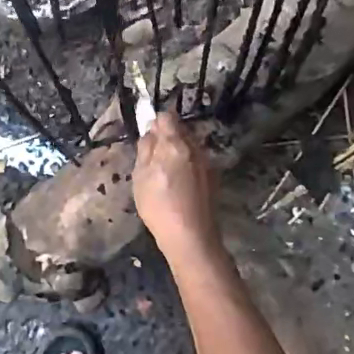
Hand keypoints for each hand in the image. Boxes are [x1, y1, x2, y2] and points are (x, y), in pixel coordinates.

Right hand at [134, 112, 221, 264]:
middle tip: (155, 158)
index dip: (156, 124)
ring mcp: (207, 161)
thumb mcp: (140, 177)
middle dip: (168, 137)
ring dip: (179, 151)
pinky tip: (181, 184)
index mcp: (174, 143)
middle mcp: (194, 146)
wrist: (192, 236)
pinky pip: (197, 160)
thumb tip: (150, 132)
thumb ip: (145, 150)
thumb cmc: (159, 206)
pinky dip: (188, 164)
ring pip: (190, 145)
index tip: (149, 139)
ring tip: (167, 174)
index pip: (167, 116)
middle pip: (180, 129)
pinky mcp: (213, 175)